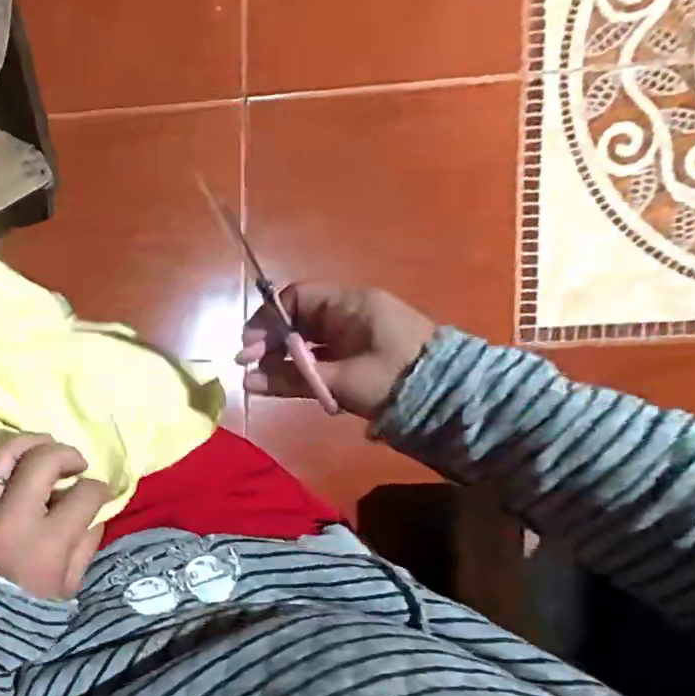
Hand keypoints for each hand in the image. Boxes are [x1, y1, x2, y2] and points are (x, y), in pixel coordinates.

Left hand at [0, 435, 110, 600]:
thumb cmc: (22, 619)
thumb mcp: (65, 591)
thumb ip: (83, 548)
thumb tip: (95, 515)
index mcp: (45, 542)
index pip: (82, 495)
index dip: (100, 489)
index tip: (102, 493)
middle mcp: (11, 517)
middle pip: (43, 461)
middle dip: (68, 454)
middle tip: (78, 464)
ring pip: (3, 455)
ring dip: (29, 443)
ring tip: (45, 446)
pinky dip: (1, 464)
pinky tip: (16, 466)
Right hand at [237, 282, 435, 419]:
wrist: (447, 398)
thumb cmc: (392, 380)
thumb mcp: (339, 381)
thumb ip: (291, 379)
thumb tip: (248, 380)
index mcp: (349, 304)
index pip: (296, 298)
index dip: (268, 320)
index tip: (250, 349)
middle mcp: (351, 310)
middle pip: (299, 317)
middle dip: (272, 341)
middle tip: (250, 367)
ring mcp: (358, 331)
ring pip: (310, 336)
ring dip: (286, 356)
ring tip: (265, 379)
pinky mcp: (363, 352)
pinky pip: (324, 351)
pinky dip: (305, 365)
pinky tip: (290, 380)